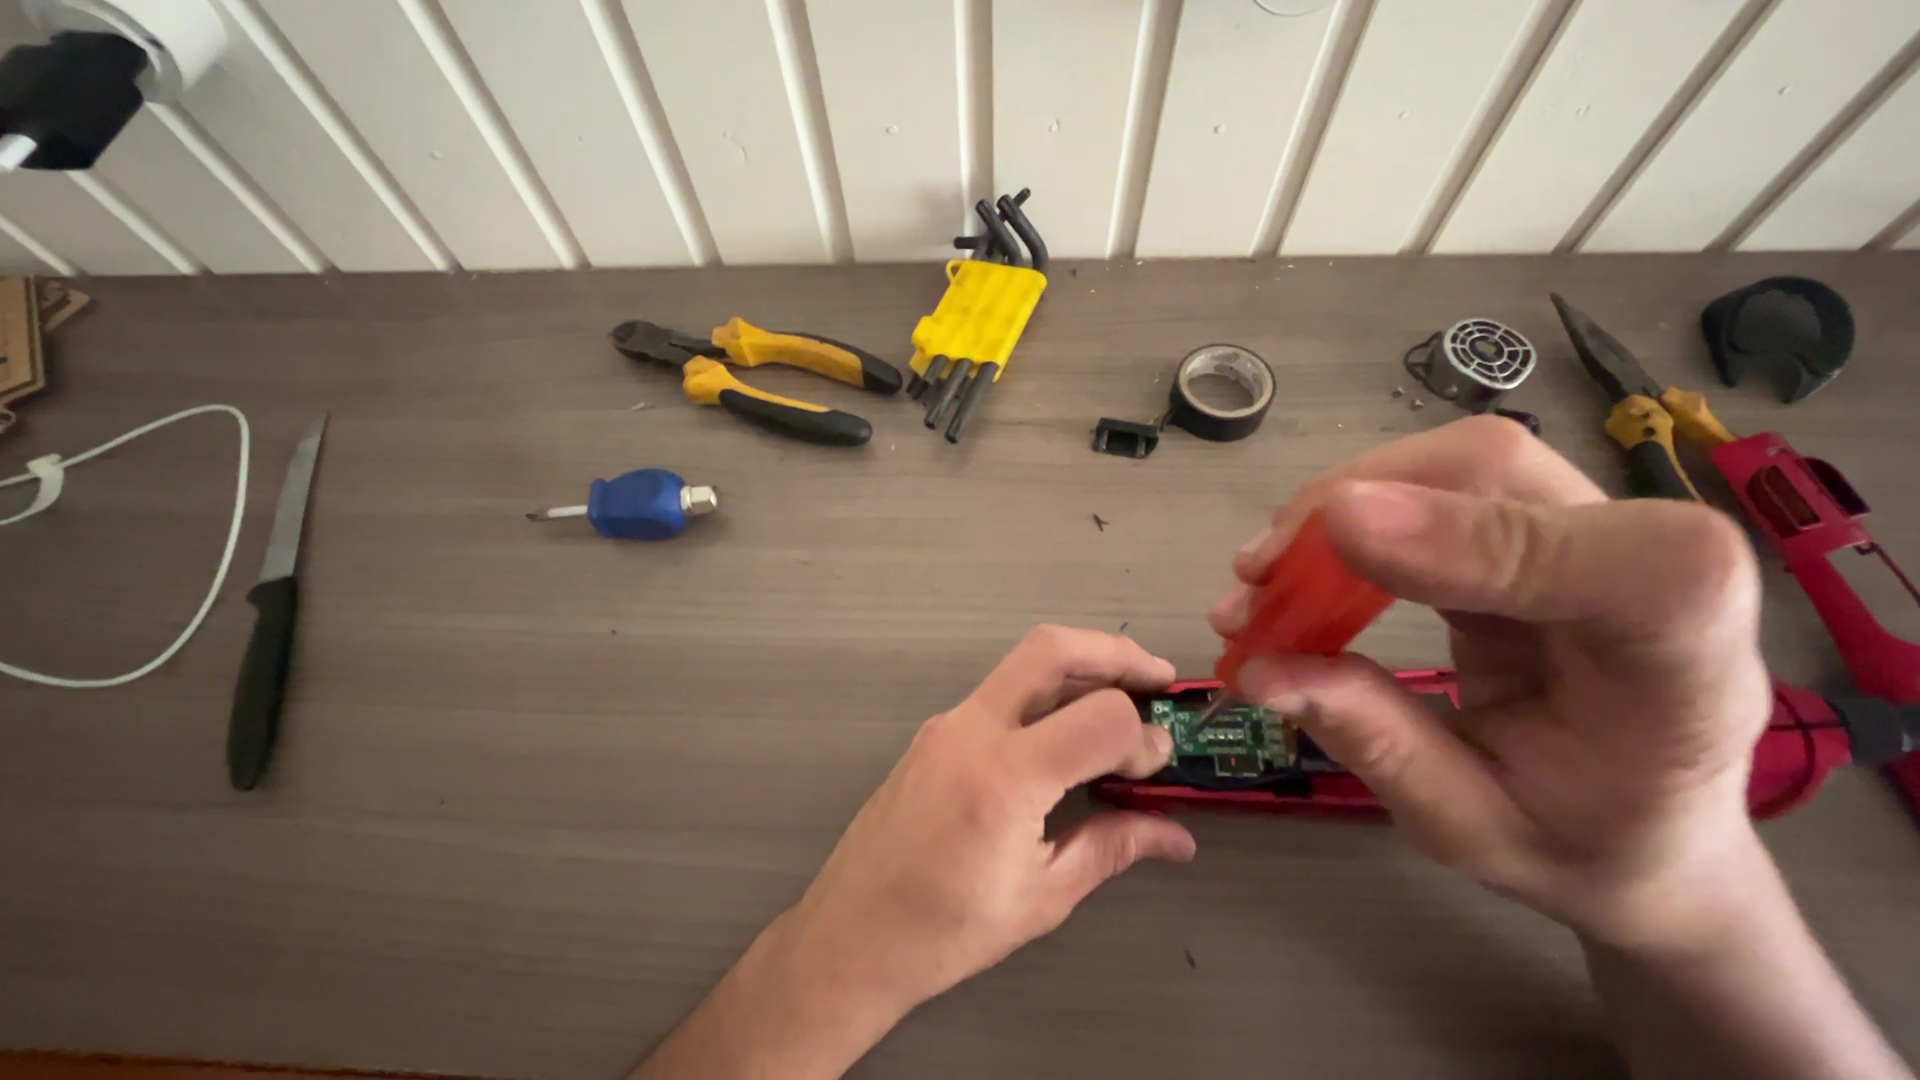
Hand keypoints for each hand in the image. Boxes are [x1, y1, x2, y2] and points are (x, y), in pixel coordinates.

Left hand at [777, 626, 1195, 1022]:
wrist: (850, 935)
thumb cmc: (945, 931)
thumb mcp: (1042, 896)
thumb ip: (1112, 848)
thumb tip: (1178, 835)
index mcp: (1004, 778)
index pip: (1099, 718)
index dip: (1143, 737)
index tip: (1159, 766)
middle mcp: (971, 730)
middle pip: (1052, 650)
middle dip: (1116, 653)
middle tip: (1161, 680)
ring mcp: (947, 725)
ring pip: (1023, 662)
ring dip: (1081, 667)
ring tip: (1128, 696)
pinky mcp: (935, 732)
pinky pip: (1001, 692)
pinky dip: (1047, 693)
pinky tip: (1071, 730)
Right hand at [1212, 416, 1773, 948]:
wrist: (1646, 828)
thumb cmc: (1580, 842)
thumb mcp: (1470, 824)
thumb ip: (1376, 742)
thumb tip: (1259, 670)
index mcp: (1682, 660)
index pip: (1621, 562)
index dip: (1479, 535)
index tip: (1342, 536)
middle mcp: (1649, 563)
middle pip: (1496, 470)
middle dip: (1355, 502)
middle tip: (1257, 575)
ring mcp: (1586, 530)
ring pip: (1449, 464)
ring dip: (1335, 507)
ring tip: (1256, 579)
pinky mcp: (1524, 526)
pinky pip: (1427, 488)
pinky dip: (1346, 521)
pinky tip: (1293, 566)